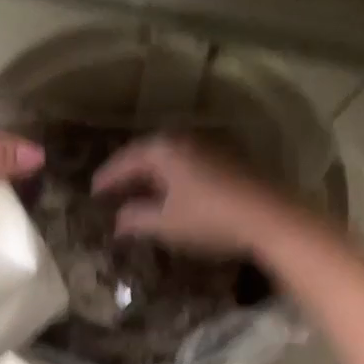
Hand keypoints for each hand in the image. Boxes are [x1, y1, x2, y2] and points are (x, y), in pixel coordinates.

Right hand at [91, 136, 315, 256]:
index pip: (125, 160)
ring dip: (154, 176)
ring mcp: (211, 147)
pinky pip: (190, 165)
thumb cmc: (209, 219)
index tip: (92, 192)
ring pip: (171, 159)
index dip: (107, 178)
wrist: (270, 218)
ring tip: (141, 194)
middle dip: (130, 174)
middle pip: (148, 154)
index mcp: (163, 150)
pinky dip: (175, 179)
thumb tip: (117, 221)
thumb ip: (135, 219)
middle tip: (113, 191)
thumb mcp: (165, 224)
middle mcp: (185, 140)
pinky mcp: (230, 161)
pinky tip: (174, 196)